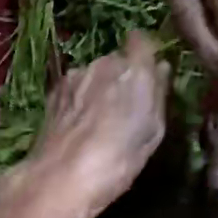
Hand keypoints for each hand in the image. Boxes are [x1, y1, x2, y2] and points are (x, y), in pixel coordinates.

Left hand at [0, 31, 168, 217]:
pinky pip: (78, 85)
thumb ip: (159, 93)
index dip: (147, 52)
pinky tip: (82, 124)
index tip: (151, 71)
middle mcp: (105, 63)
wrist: (61, 177)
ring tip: (102, 120)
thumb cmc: (120, 158)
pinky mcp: (55, 90)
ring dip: (102, 87)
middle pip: (119, 59)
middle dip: (125, 75)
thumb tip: (162, 68)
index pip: (142, 40)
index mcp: (136, 69)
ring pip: (97, 73)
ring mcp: (77, 75)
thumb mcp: (154, 130)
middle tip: (129, 106)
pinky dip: (83, 97)